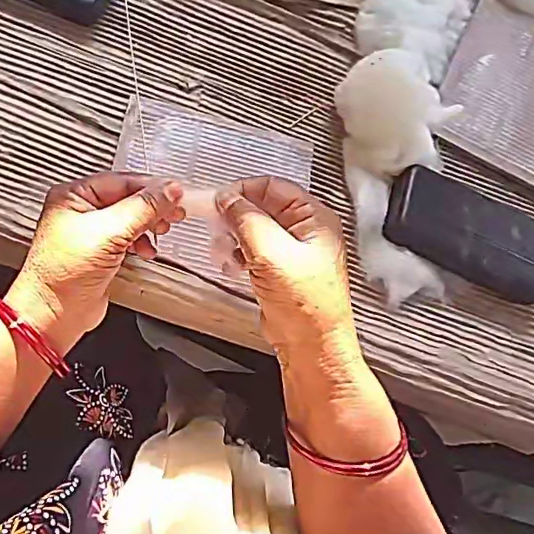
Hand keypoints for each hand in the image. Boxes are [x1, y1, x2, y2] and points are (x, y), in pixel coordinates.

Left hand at [8, 173, 183, 353]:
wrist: (53, 315)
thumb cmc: (62, 275)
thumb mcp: (109, 233)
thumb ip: (143, 208)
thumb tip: (168, 191)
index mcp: (74, 196)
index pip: (122, 181)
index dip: (151, 187)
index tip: (176, 194)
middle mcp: (80, 211)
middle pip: (128, 199)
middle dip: (153, 207)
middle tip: (174, 213)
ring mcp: (90, 233)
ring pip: (130, 219)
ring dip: (149, 225)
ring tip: (161, 230)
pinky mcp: (99, 253)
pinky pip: (128, 238)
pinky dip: (141, 242)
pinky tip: (147, 249)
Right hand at [216, 178, 358, 357]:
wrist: (311, 346)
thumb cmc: (309, 308)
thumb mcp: (271, 253)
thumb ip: (246, 219)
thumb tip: (228, 199)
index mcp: (314, 218)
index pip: (273, 186)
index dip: (243, 191)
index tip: (220, 200)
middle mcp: (305, 231)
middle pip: (260, 207)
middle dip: (235, 217)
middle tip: (218, 226)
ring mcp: (291, 251)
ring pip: (252, 229)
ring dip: (233, 237)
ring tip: (226, 251)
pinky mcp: (278, 269)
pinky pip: (252, 249)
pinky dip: (238, 254)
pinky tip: (233, 265)